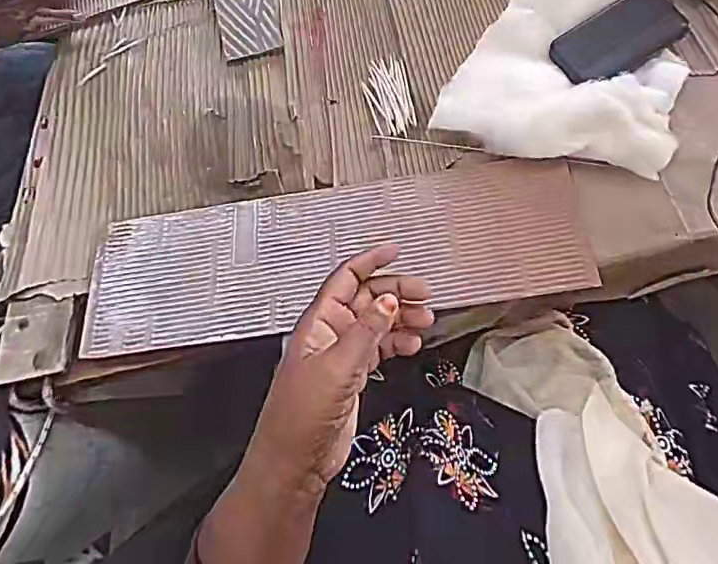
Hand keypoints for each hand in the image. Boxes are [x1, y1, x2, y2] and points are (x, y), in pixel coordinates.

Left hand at [244, 246, 434, 490]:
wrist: (293, 466)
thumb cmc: (297, 420)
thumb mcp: (337, 367)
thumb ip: (366, 331)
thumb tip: (388, 300)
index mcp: (319, 322)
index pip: (347, 277)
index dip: (371, 260)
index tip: (394, 251)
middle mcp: (330, 333)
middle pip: (368, 298)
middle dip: (396, 291)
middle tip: (423, 293)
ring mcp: (342, 354)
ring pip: (378, 322)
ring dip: (402, 317)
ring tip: (424, 319)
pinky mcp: (352, 374)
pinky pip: (380, 346)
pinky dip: (398, 341)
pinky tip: (411, 342)